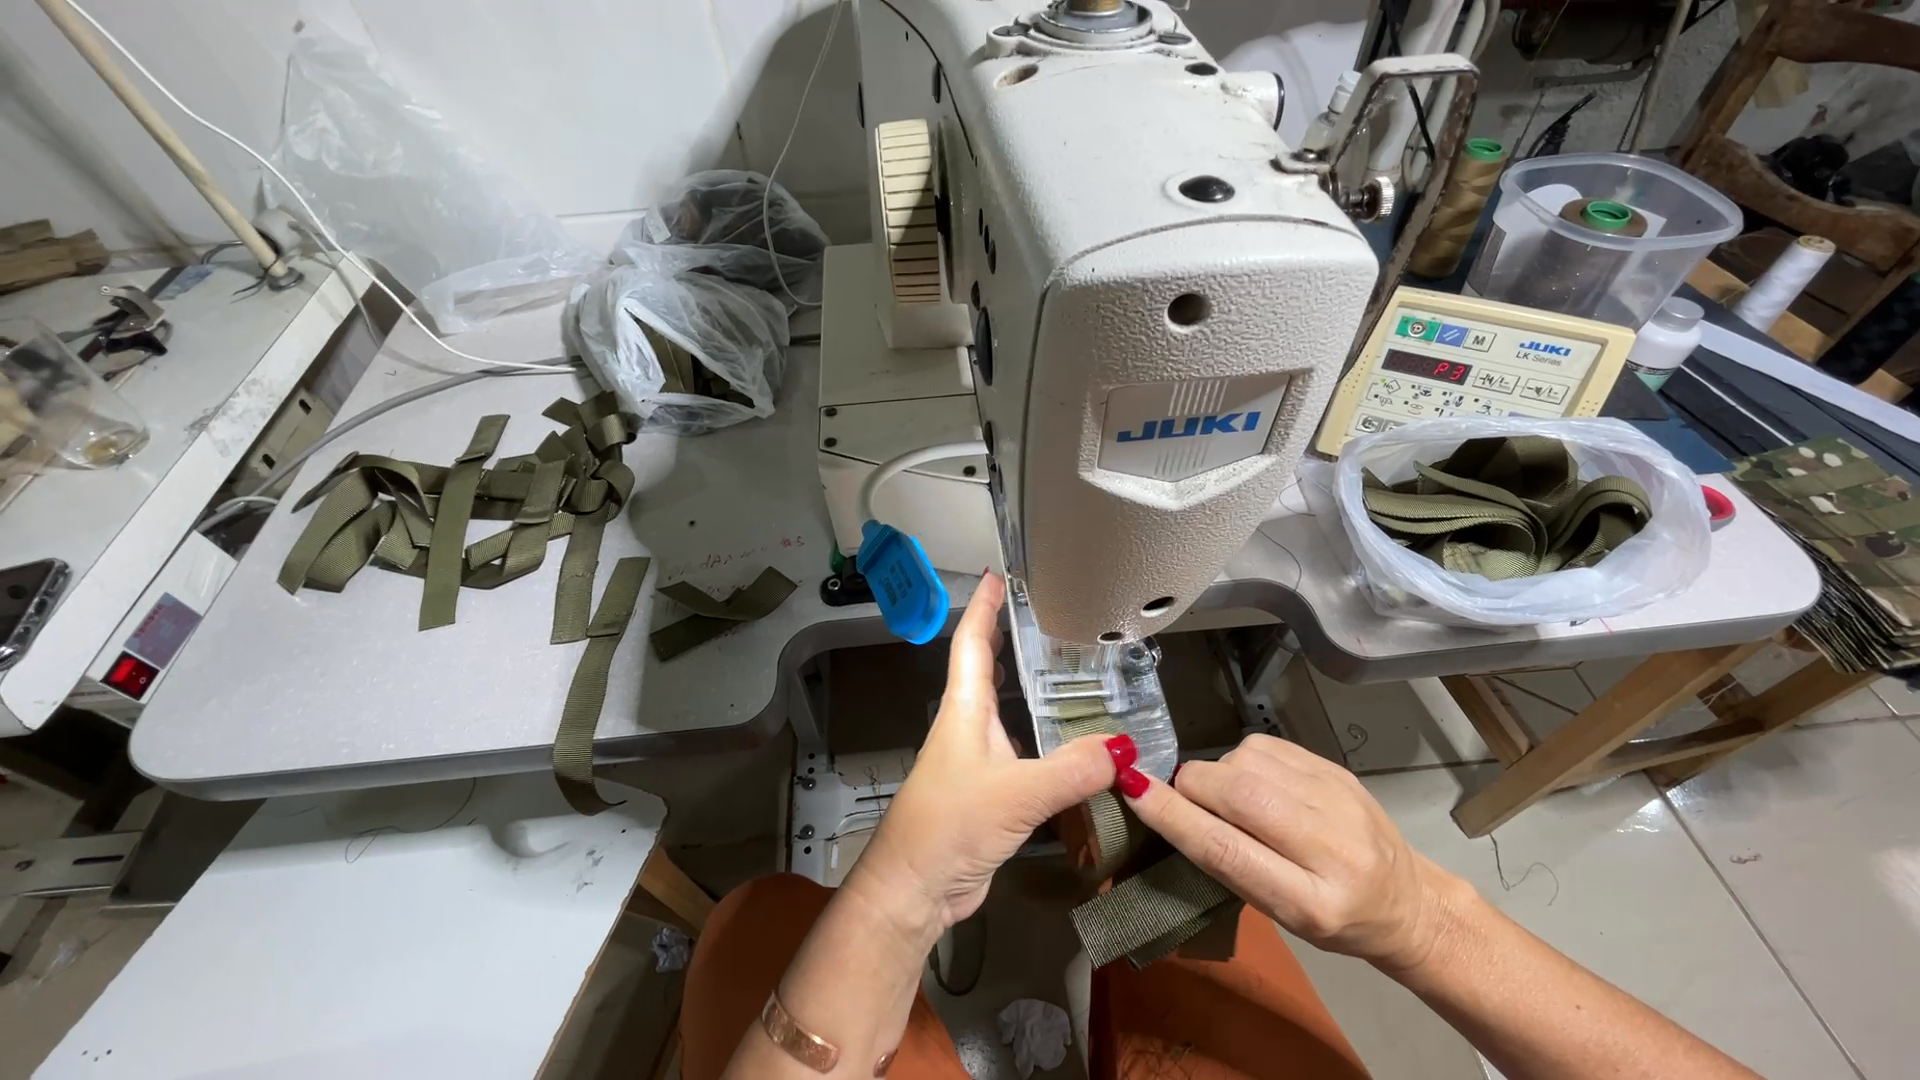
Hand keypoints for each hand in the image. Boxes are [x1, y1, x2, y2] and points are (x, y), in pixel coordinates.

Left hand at [846, 573, 1121, 943]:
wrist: (914, 888)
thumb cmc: (950, 825)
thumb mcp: (1016, 793)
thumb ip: (1072, 770)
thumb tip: (1125, 750)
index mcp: (964, 710)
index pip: (970, 642)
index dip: (983, 607)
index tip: (998, 575)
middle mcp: (968, 726)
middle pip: (987, 669)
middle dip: (1009, 639)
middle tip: (1048, 616)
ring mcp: (976, 760)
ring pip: (1006, 711)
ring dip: (1028, 688)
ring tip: (1070, 671)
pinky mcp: (989, 792)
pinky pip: (1021, 752)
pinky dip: (1043, 738)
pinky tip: (1070, 744)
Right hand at [1123, 734, 1470, 973]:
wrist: (1407, 900)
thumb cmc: (1332, 920)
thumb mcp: (1278, 914)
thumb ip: (1226, 862)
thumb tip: (1166, 803)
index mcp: (1311, 903)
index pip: (1227, 850)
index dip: (1173, 816)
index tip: (1133, 789)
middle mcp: (1330, 846)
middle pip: (1236, 792)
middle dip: (1192, 786)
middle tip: (1184, 799)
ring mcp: (1338, 799)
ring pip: (1244, 760)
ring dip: (1218, 773)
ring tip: (1230, 799)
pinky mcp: (1335, 768)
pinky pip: (1262, 745)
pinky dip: (1241, 760)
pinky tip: (1255, 781)